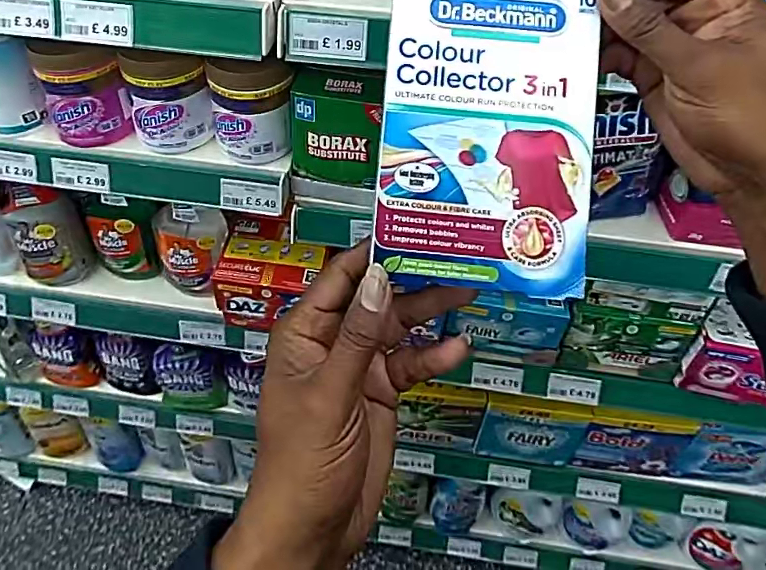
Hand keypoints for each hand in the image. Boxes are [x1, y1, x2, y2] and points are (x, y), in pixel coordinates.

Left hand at [214, 243, 475, 569]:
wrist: (313, 534)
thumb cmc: (300, 463)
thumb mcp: (330, 394)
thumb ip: (358, 336)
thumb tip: (378, 277)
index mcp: (307, 332)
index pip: (342, 277)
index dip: (374, 252)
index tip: (408, 231)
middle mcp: (334, 340)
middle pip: (378, 297)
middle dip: (412, 279)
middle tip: (449, 259)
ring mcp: (360, 365)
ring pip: (399, 326)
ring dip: (430, 312)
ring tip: (465, 293)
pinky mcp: (382, 389)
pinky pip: (411, 362)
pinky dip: (433, 354)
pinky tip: (457, 348)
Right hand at [575, 0, 765, 302]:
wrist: (760, 182)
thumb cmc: (750, 116)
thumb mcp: (700, 67)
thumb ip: (649, 28)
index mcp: (724, 6)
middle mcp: (697, 23)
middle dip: (608, 0)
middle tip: (565, 5)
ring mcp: (676, 53)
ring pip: (630, 29)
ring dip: (600, 29)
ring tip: (565, 31)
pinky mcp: (657, 81)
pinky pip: (625, 59)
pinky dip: (603, 58)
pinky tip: (579, 58)